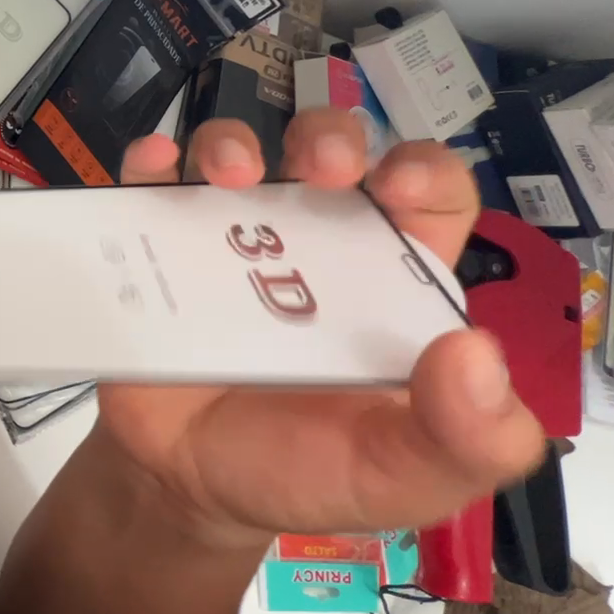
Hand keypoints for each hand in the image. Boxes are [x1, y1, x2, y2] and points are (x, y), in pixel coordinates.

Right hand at [97, 108, 546, 548]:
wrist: (178, 476)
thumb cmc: (295, 471)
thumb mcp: (403, 476)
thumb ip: (467, 438)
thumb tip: (470, 348)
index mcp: (381, 282)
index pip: (423, 199)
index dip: (421, 173)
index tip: (395, 186)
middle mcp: (303, 243)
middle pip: (320, 150)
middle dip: (325, 137)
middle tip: (319, 171)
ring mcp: (218, 237)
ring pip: (228, 151)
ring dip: (230, 142)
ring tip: (228, 175)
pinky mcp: (149, 242)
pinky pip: (144, 185)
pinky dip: (146, 161)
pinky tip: (153, 167)